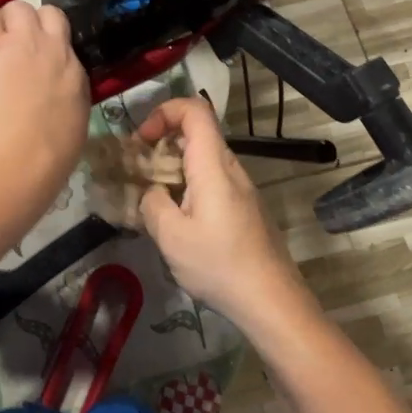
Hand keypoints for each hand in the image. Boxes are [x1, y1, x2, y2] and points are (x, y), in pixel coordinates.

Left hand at [0, 0, 90, 241]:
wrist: (3, 170)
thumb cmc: (35, 173)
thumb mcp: (68, 140)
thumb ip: (63, 112)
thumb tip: (50, 109)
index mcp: (76, 80)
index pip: (65, 45)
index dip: (45, 51)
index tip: (29, 66)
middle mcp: (54, 52)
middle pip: (46, 15)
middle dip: (28, 27)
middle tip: (7, 51)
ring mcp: (21, 43)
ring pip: (16, 6)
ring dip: (0, 20)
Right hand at [138, 98, 307, 322]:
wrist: (272, 302)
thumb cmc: (220, 265)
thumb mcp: (171, 237)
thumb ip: (152, 204)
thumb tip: (152, 192)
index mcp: (213, 165)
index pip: (194, 109)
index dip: (164, 112)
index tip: (142, 140)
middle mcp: (231, 168)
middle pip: (196, 133)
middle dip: (162, 143)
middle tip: (139, 171)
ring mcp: (241, 189)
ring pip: (203, 159)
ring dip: (174, 168)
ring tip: (153, 198)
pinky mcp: (245, 209)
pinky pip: (212, 181)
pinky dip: (189, 186)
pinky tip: (178, 220)